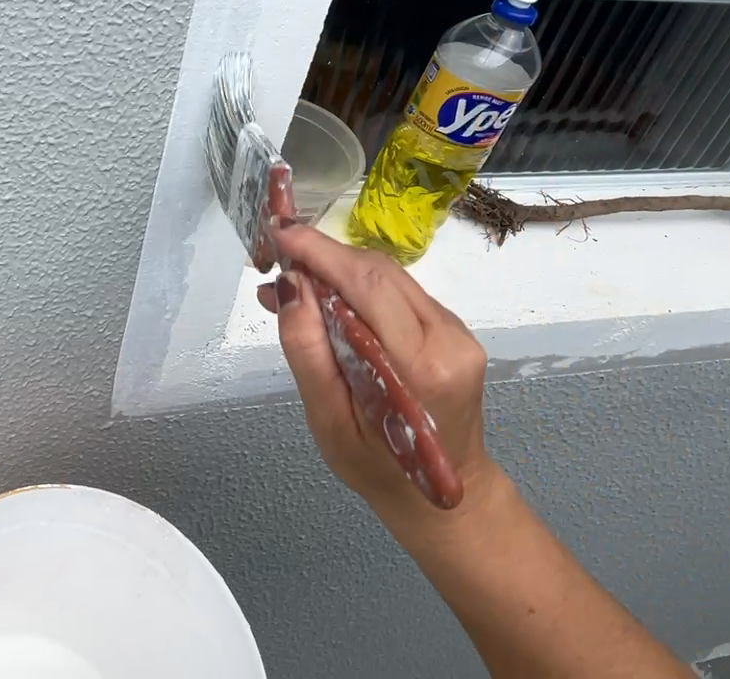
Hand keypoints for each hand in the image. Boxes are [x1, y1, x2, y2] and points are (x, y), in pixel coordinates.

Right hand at [255, 222, 497, 519]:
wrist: (444, 496)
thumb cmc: (377, 468)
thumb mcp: (327, 420)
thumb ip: (308, 350)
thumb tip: (288, 286)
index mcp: (420, 366)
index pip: (367, 285)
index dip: (320, 252)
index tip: (277, 233)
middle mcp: (447, 338)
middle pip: (377, 271)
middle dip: (322, 255)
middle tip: (273, 258)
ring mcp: (456, 330)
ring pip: (387, 275)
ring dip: (336, 268)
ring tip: (291, 281)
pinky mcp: (451, 328)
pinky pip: (396, 290)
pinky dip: (355, 284)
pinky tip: (324, 298)